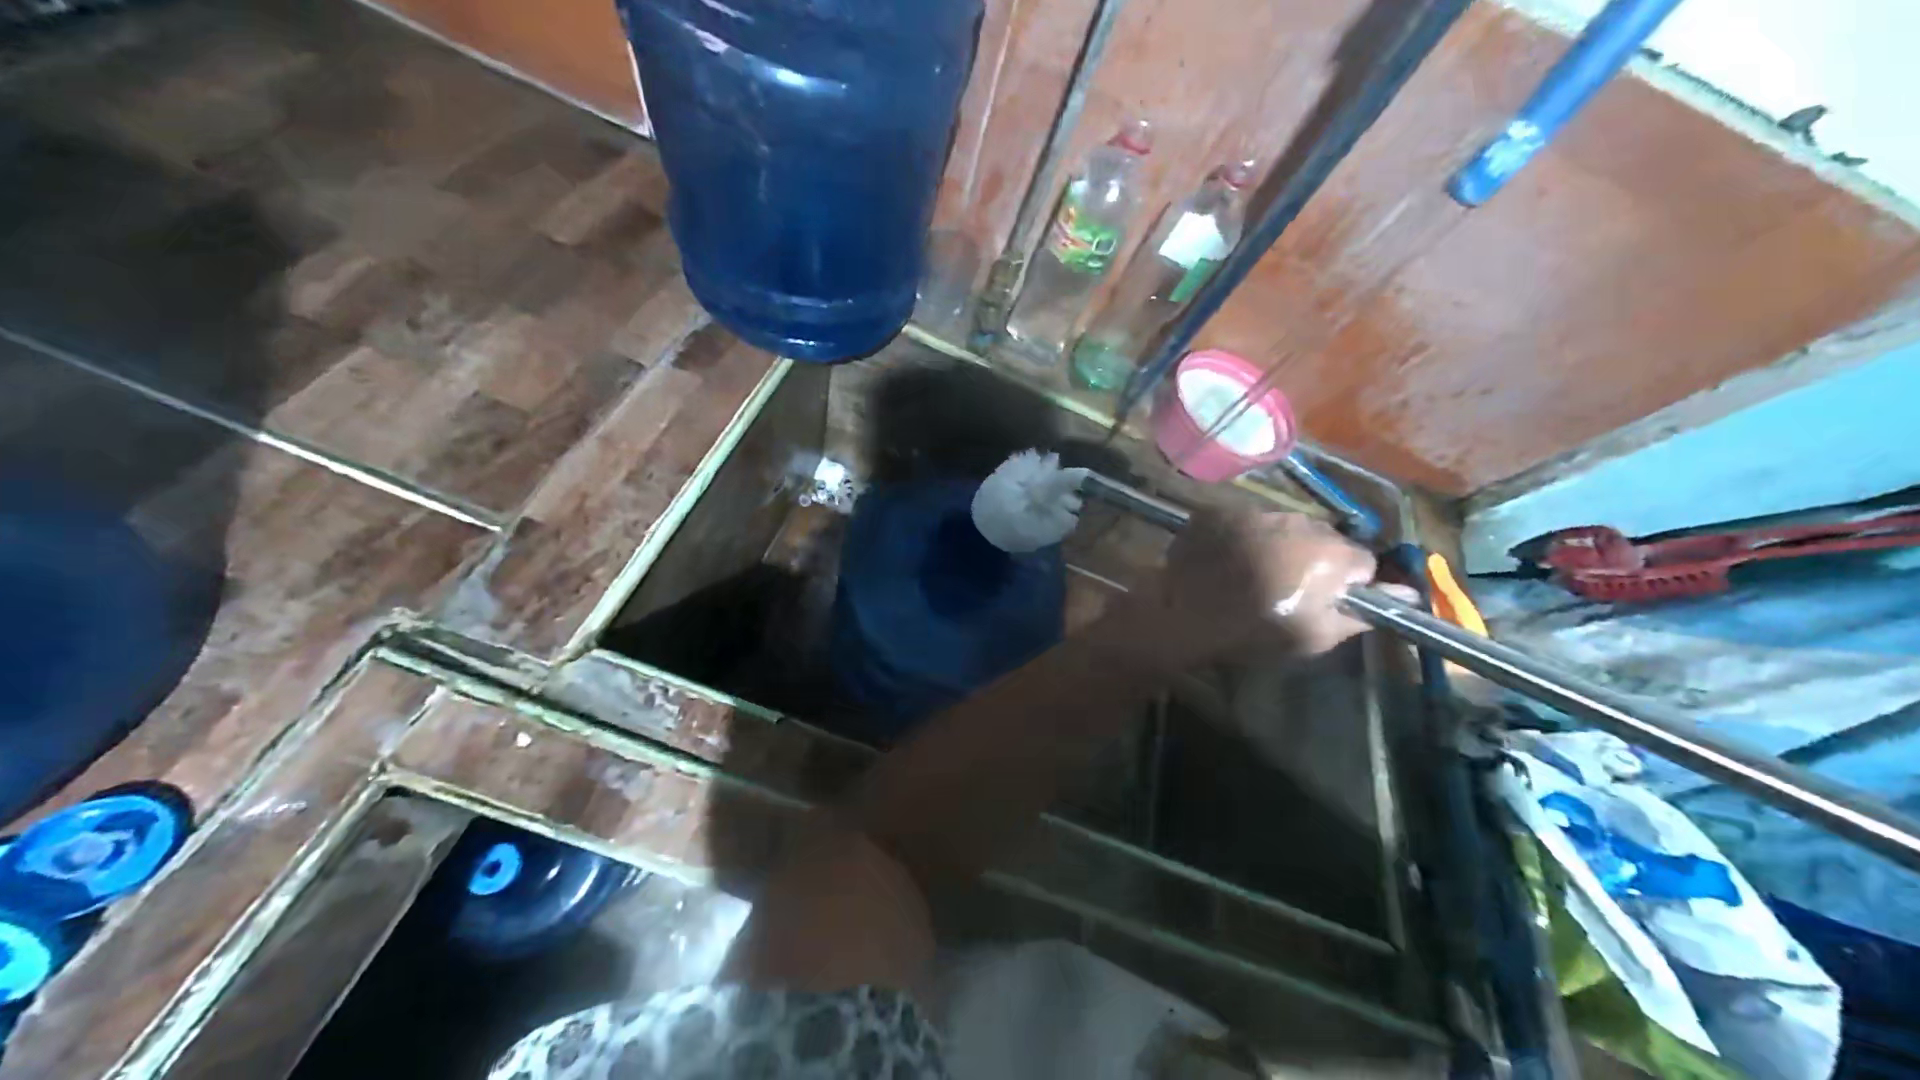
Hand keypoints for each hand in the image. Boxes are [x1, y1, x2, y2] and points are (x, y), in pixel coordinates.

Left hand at [1121, 508, 1401, 665]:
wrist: (1182, 614)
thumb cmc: (1255, 631)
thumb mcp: (1316, 636)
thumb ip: (1361, 612)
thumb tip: (1403, 595)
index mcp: (1330, 552)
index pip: (1362, 561)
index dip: (1349, 584)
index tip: (1328, 600)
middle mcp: (1298, 520)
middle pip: (1323, 538)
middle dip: (1315, 559)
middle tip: (1288, 588)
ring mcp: (1255, 511)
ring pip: (1283, 527)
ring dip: (1279, 545)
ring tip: (1253, 572)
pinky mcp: (1220, 511)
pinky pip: (1245, 523)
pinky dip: (1244, 538)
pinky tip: (1228, 561)